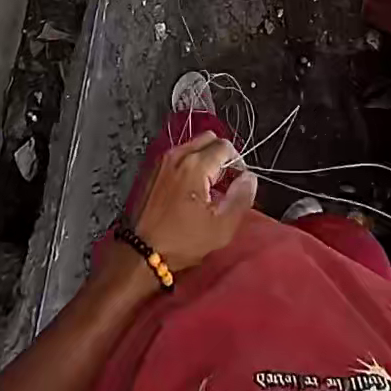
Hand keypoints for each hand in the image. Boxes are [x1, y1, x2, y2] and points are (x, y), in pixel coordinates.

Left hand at [131, 134, 257, 271]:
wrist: (141, 252)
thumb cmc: (183, 241)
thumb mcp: (221, 227)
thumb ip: (241, 197)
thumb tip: (249, 177)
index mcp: (195, 164)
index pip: (226, 147)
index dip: (238, 163)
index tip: (238, 184)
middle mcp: (177, 155)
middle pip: (208, 138)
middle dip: (221, 155)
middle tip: (225, 182)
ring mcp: (162, 160)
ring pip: (192, 145)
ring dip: (205, 159)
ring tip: (208, 188)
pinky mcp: (152, 169)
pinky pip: (178, 155)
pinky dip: (189, 163)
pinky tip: (190, 189)